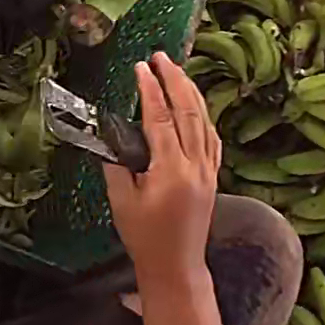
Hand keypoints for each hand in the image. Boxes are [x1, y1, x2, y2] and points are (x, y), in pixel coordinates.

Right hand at [105, 51, 220, 288]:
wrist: (175, 266)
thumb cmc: (145, 237)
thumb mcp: (121, 201)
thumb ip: (116, 164)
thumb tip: (111, 135)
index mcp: (171, 172)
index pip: (161, 120)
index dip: (150, 91)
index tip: (142, 68)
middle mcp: (195, 167)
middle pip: (188, 112)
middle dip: (175, 80)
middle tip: (161, 58)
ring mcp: (208, 170)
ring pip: (204, 121)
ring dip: (191, 92)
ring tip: (177, 70)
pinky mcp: (212, 175)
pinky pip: (211, 137)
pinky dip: (203, 114)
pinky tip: (196, 103)